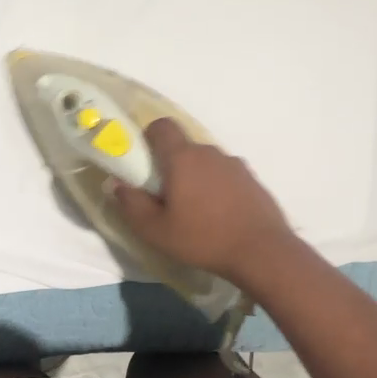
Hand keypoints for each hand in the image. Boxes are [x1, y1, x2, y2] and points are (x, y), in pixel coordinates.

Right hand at [112, 119, 301, 291]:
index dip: (148, 137)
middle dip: (170, 166)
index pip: (162, 126)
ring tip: (193, 213)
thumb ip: (131, 204)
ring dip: (194, 179)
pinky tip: (217, 218)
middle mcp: (210, 152)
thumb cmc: (201, 238)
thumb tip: (115, 183)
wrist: (261, 251)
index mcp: (183, 158)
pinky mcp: (252, 180)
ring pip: (205, 163)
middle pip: (183, 148)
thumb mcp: (155, 230)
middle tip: (164, 199)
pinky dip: (215, 190)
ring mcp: (235, 164)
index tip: (143, 162)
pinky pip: (224, 177)